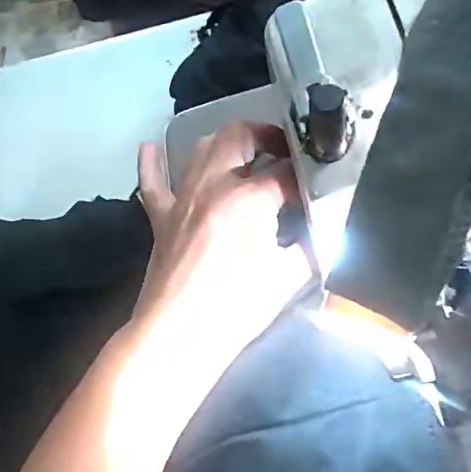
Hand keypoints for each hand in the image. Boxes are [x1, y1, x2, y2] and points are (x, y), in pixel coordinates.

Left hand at [133, 122, 311, 370]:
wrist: (178, 335)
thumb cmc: (236, 309)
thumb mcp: (287, 277)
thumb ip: (308, 249)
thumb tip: (320, 234)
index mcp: (249, 199)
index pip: (286, 172)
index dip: (305, 175)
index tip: (314, 186)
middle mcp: (213, 186)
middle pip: (240, 136)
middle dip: (267, 137)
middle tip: (284, 153)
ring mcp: (183, 198)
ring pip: (202, 148)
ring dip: (226, 143)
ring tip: (245, 154)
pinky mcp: (160, 218)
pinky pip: (152, 182)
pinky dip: (152, 163)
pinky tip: (150, 147)